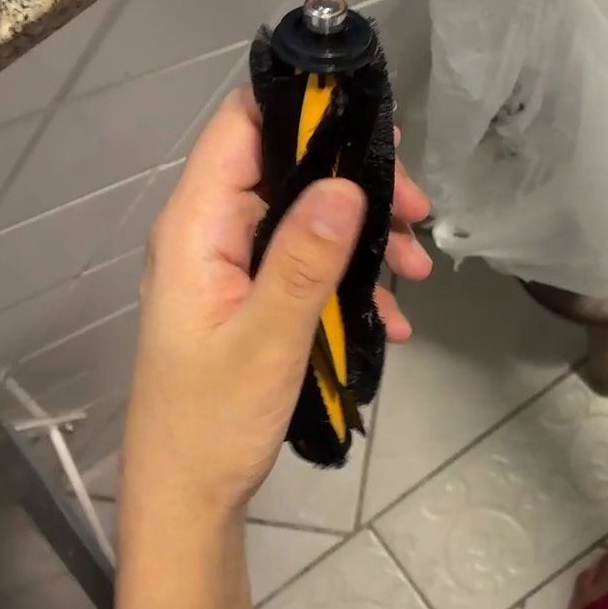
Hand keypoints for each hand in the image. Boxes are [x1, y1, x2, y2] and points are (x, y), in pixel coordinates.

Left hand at [121, 87, 433, 516]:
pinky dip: (350, 282)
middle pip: (287, 171)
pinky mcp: (250, 300)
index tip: (374, 128)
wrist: (189, 499)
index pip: (242, 128)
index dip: (303, 109)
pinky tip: (392, 319)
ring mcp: (231, 269)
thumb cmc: (214, 423)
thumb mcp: (268, 341)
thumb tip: (346, 185)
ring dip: (365, 238)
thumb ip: (304, 260)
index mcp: (197, 227)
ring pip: (306, 221)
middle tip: (418, 213)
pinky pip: (306, 268)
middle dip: (357, 184)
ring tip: (417, 272)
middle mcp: (211, 235)